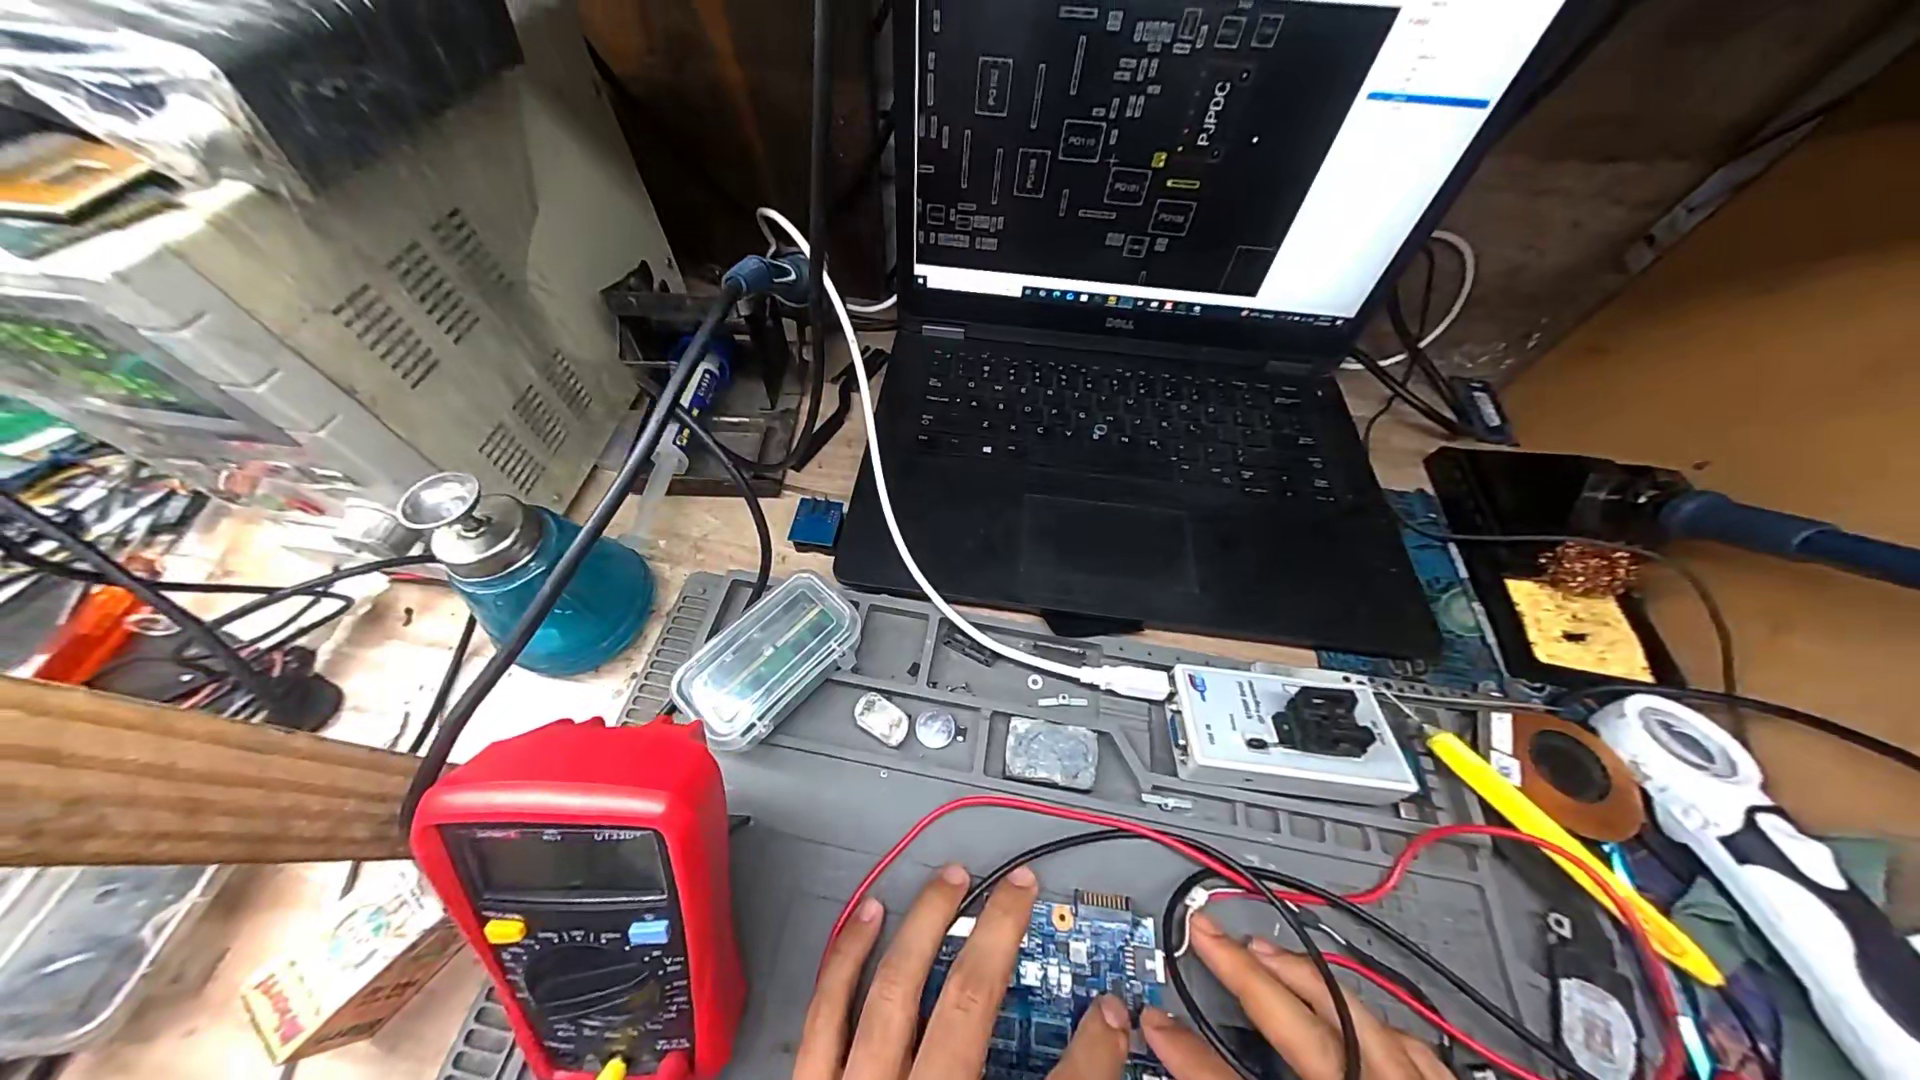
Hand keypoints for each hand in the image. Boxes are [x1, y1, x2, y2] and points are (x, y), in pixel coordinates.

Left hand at [795, 864, 1131, 1079]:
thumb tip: (1092, 1062)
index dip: (1092, 1052)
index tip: (1114, 1010)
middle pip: (964, 1007)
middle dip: (996, 937)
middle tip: (1017, 888)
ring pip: (892, 992)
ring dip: (925, 924)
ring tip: (950, 878)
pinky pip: (825, 1013)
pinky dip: (847, 957)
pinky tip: (868, 915)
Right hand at [1141, 912, 1449, 1079]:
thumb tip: (1177, 1051)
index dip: (1187, 1048)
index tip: (1155, 1019)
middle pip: (1301, 1022)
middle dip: (1245, 968)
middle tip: (1207, 931)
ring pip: (1359, 1015)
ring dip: (1301, 974)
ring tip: (1263, 950)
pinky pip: (1410, 1042)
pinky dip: (1367, 1010)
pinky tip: (1346, 997)